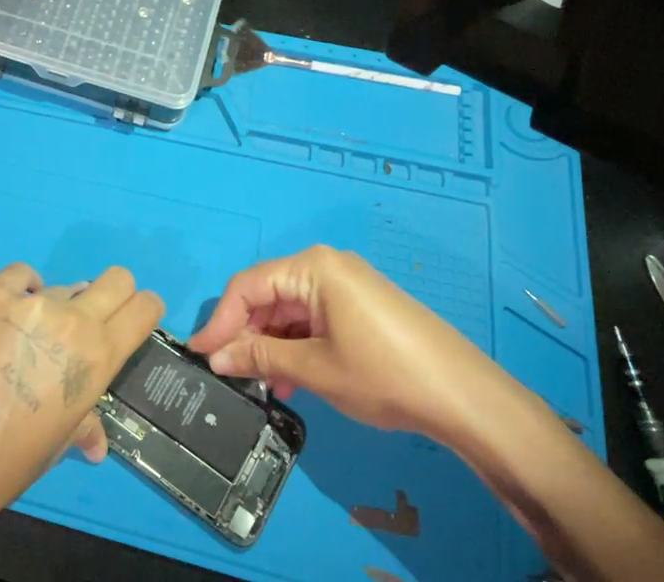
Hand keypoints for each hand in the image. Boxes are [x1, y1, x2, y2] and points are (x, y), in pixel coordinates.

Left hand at [0, 264, 163, 524]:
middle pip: (115, 280)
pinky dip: (22, 286)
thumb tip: (96, 443)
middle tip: (92, 318)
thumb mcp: (58, 443)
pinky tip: (12, 307)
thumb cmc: (10, 461)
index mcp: (100, 359)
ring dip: (58, 305)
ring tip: (33, 334)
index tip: (133, 320)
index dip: (144, 310)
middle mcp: (74, 322)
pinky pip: (19, 274)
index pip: (144, 309)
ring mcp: (31, 305)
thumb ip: (83, 424)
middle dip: (112, 294)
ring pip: (63, 284)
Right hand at [188, 245, 513, 443]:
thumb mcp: (314, 369)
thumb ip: (260, 358)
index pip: (247, 286)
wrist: (465, 396)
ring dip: (271, 345)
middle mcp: (327, 267)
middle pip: (268, 296)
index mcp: (313, 268)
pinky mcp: (363, 307)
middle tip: (232, 373)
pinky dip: (297, 345)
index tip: (198, 353)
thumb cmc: (383, 374)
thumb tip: (216, 358)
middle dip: (247, 334)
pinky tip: (294, 379)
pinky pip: (314, 318)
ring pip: (290, 310)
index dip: (219, 321)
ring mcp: (348, 286)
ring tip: (264, 384)